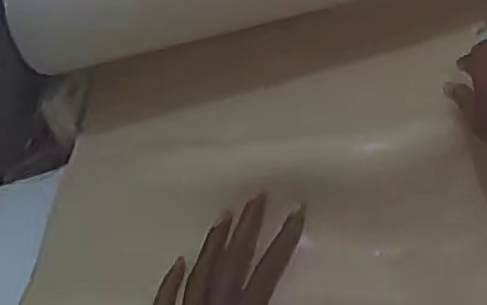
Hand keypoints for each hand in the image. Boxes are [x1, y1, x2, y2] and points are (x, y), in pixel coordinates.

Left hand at [152, 192, 304, 304]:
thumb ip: (286, 300)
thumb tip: (321, 286)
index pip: (268, 270)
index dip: (285, 238)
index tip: (298, 206)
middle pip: (233, 261)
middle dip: (248, 226)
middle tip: (259, 192)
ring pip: (201, 274)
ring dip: (215, 243)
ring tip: (225, 213)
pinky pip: (165, 301)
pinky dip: (171, 282)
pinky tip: (179, 260)